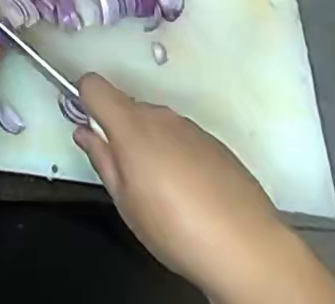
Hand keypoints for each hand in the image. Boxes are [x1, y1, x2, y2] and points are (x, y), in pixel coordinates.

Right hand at [73, 73, 293, 291]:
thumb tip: (84, 132)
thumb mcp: (125, 201)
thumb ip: (101, 159)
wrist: (250, 250)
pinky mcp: (216, 143)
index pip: (94, 85)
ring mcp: (191, 127)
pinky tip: (192, 194)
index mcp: (131, 125)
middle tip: (128, 174)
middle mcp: (160, 115)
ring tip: (165, 191)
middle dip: (120, 130)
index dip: (85, 99)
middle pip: (127, 106)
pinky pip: (183, 138)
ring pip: (156, 123)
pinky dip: (177, 155)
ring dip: (150, 144)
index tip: (90, 126)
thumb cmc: (175, 228)